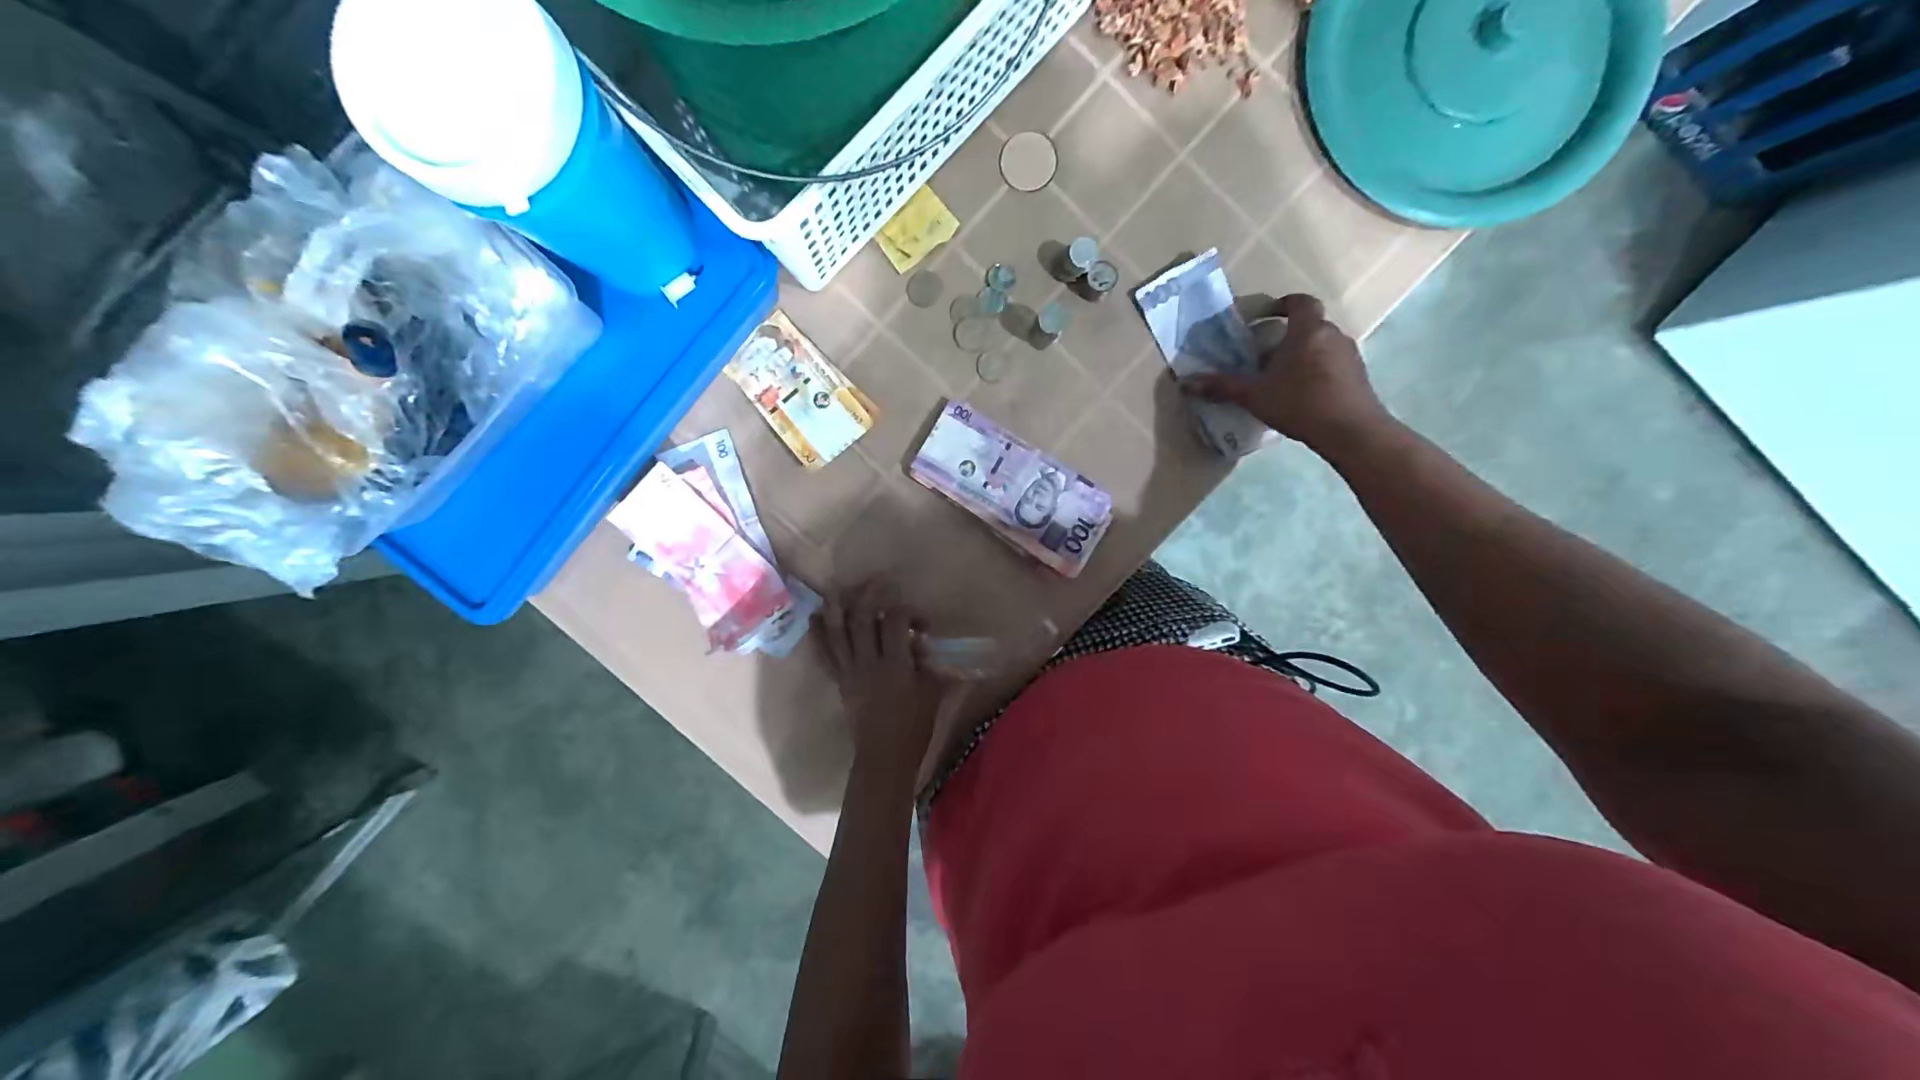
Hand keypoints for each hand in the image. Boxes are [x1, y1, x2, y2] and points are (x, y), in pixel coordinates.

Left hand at [817, 580, 941, 771]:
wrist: (884, 757)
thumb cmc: (914, 728)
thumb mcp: (933, 693)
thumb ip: (930, 664)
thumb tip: (922, 645)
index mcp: (896, 665)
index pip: (897, 622)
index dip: (910, 612)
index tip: (922, 624)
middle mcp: (868, 663)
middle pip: (864, 618)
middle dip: (870, 594)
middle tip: (880, 582)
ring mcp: (850, 671)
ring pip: (838, 632)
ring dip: (837, 606)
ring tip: (836, 587)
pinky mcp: (840, 681)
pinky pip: (825, 654)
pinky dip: (818, 634)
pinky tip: (815, 617)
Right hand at [1182, 294, 1393, 454]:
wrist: (1351, 431)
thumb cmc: (1300, 403)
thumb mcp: (1254, 395)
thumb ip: (1221, 386)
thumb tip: (1186, 382)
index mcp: (1307, 330)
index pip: (1299, 302)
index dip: (1281, 304)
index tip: (1264, 316)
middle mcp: (1332, 334)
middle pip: (1308, 325)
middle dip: (1285, 336)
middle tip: (1262, 355)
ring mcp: (1349, 354)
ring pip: (1320, 345)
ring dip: (1300, 354)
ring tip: (1279, 377)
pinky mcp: (1358, 375)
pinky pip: (1332, 363)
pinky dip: (1315, 369)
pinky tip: (1300, 394)